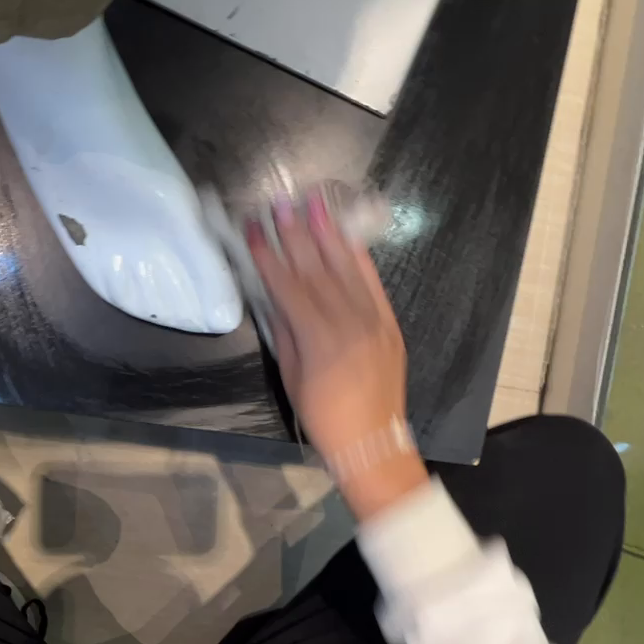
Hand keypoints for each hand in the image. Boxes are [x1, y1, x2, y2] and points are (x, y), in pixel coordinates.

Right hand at [248, 192, 427, 519]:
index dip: (269, 256)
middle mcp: (347, 321)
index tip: (254, 229)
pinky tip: (344, 234)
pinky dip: (357, 256)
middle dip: (296, 234)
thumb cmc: (323, 419)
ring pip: (345, 268)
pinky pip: (372, 282)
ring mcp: (372, 319)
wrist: (372, 443)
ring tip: (313, 201)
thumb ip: (284, 334)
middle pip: (316, 269)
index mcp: (318, 339)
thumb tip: (274, 298)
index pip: (288, 287)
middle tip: (279, 202)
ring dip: (327, 233)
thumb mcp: (292, 379)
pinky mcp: (389, 321)